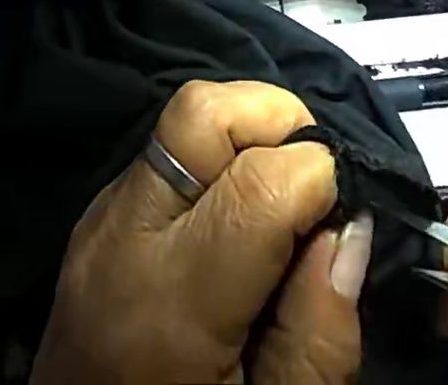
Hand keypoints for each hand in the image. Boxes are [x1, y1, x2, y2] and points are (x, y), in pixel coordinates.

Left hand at [31, 81, 371, 383]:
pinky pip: (166, 147)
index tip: (347, 211)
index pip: (256, 184)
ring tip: (280, 192)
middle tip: (313, 178)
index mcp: (167, 301)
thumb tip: (347, 226)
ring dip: (246, 130)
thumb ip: (318, 335)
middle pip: (199, 112)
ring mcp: (103, 210)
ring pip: (181, 116)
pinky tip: (235, 207)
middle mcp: (123, 229)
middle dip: (274, 118)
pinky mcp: (100, 206)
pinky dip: (216, 153)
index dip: (321, 177)